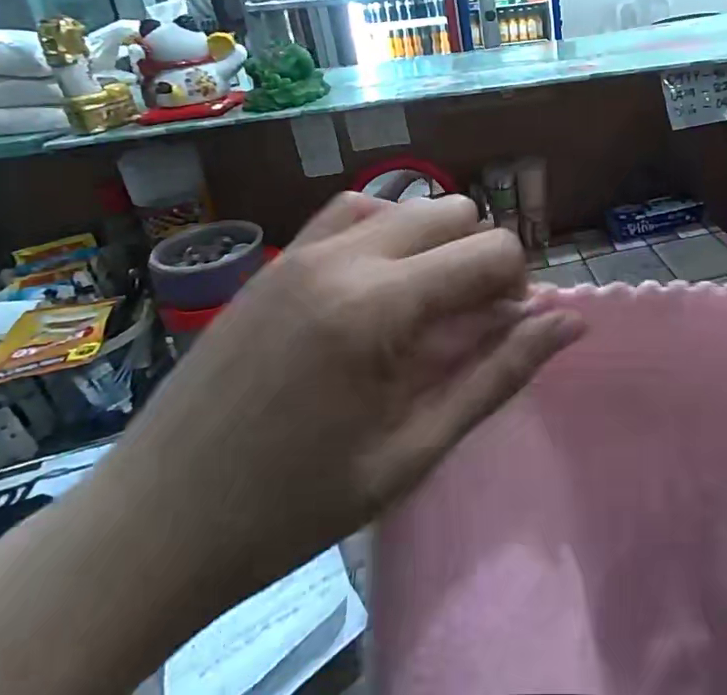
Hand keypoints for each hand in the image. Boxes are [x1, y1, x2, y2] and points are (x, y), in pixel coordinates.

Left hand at [90, 193, 585, 612]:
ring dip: (432, 245)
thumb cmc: (294, 504)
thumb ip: (496, 376)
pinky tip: (373, 289)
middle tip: (465, 326)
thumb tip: (570, 323)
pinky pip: (347, 213)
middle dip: (479, 260)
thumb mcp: (412, 451)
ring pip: (403, 205)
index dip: (517, 287)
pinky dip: (383, 234)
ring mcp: (299, 250)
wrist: (157, 521)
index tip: (503, 333)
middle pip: (452, 213)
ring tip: (420, 310)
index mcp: (379, 305)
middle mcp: (341, 256)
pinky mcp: (273, 260)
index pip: (491, 250)